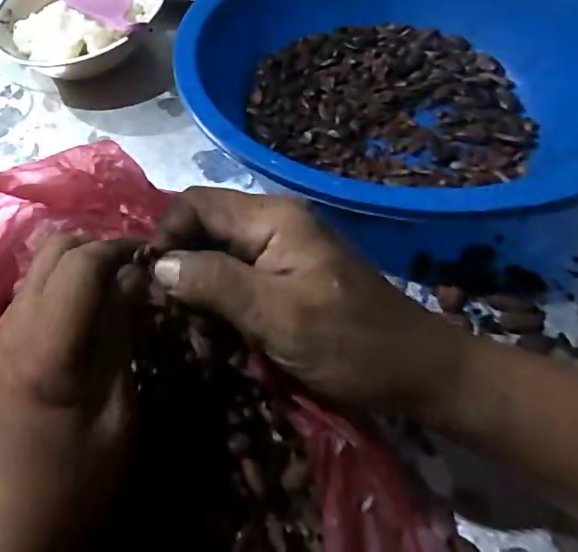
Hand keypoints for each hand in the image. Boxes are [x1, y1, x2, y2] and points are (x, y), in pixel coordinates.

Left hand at [0, 234, 141, 548]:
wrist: (9, 507)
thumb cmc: (72, 472)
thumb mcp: (114, 412)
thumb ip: (121, 334)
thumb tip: (136, 273)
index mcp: (45, 341)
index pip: (82, 260)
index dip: (121, 249)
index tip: (155, 258)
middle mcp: (18, 316)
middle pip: (60, 244)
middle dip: (102, 245)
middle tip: (139, 266)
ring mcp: (5, 318)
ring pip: (47, 256)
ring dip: (85, 257)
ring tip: (121, 280)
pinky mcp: (4, 326)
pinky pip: (39, 278)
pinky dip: (70, 273)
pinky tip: (96, 299)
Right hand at [152, 186, 472, 416]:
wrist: (423, 374)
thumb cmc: (353, 344)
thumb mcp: (279, 317)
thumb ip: (217, 284)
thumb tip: (158, 264)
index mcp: (272, 217)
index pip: (196, 203)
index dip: (167, 235)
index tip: (154, 283)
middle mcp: (272, 220)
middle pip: (204, 227)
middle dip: (183, 269)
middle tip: (178, 318)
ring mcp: (281, 245)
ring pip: (216, 253)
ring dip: (201, 291)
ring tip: (202, 336)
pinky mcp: (286, 271)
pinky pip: (237, 273)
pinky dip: (222, 301)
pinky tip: (224, 336)